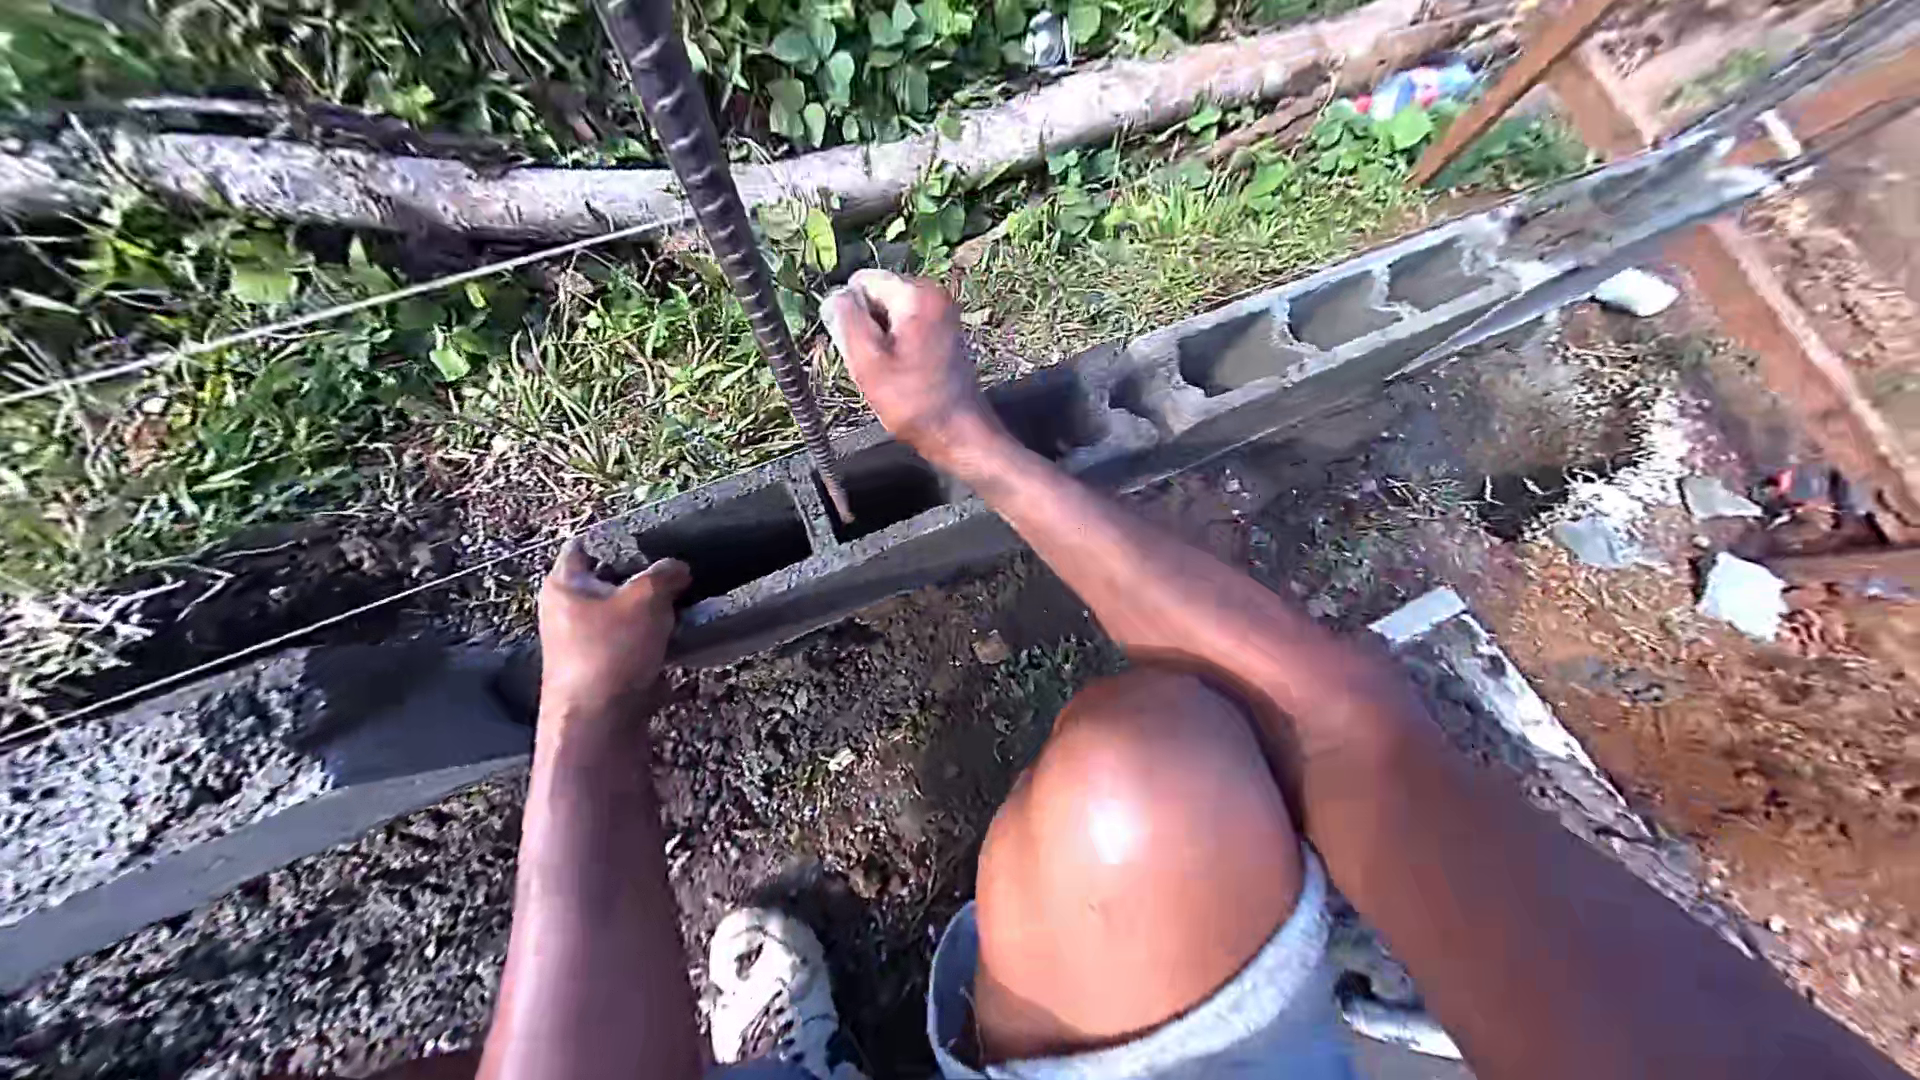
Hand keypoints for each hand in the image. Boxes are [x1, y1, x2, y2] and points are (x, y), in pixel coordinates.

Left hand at [537, 538, 690, 723]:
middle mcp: (565, 608)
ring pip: (620, 608)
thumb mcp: (647, 599)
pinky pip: (626, 636)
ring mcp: (579, 638)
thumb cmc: (612, 651)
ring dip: (649, 606)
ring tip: (681, 602)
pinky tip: (674, 634)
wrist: (597, 721)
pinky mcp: (598, 663)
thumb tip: (679, 568)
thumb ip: (667, 574)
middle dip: (643, 574)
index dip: (619, 536)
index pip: (586, 544)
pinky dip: (649, 632)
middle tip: (676, 571)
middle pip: (608, 577)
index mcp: (565, 584)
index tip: (654, 538)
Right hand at [822, 269, 1006, 466]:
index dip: (850, 314)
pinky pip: (905, 330)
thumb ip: (846, 320)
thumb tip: (835, 296)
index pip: (862, 282)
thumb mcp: (868, 362)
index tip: (861, 348)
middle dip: (867, 327)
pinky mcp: (944, 333)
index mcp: (917, 294)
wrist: (957, 432)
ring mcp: (942, 314)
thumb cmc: (914, 403)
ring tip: (891, 372)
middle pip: (877, 297)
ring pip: (889, 317)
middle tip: (877, 365)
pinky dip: (897, 349)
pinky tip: (902, 374)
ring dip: (880, 342)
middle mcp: (935, 295)